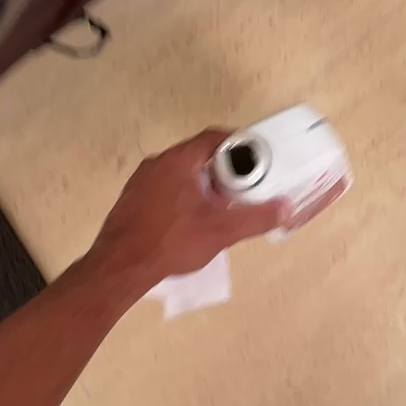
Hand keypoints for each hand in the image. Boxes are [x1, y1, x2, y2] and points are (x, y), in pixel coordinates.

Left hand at [80, 128, 288, 294]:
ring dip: (201, 184)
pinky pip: (164, 187)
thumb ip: (256, 217)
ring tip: (217, 207)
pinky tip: (188, 220)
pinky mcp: (131, 198)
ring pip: (179, 172)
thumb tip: (285, 208)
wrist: (120, 267)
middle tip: (238, 189)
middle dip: (220, 169)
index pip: (213, 138)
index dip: (236, 144)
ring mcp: (141, 180)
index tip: (253, 157)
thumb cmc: (172, 242)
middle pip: (197, 155)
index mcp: (179, 160)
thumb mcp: (221, 231)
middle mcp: (158, 162)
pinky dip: (181, 196)